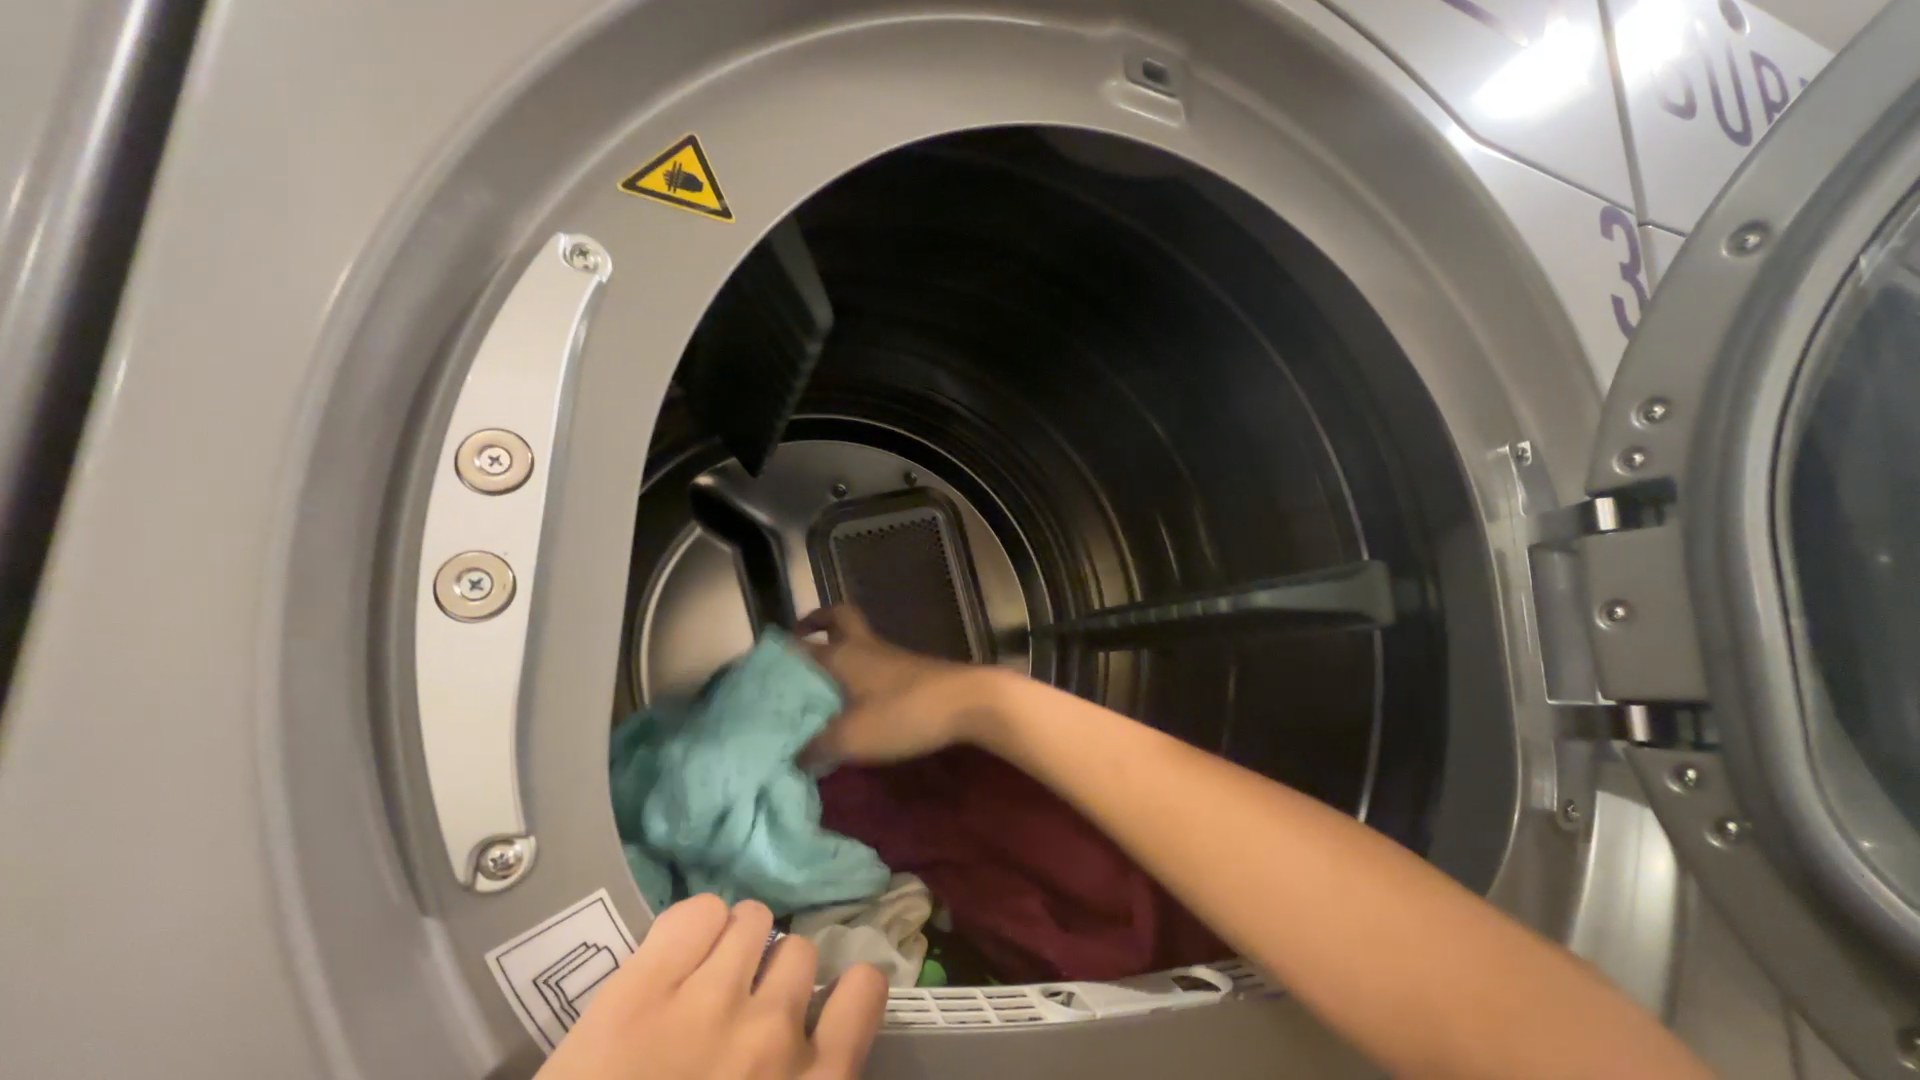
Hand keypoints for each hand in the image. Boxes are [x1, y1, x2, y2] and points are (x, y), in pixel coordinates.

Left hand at [533, 895, 886, 1079]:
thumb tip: (809, 1046)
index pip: (863, 992)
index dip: (844, 986)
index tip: (816, 998)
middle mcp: (774, 1034)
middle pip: (799, 950)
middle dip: (774, 969)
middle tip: (739, 999)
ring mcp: (710, 1002)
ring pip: (752, 919)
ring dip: (735, 940)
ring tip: (704, 970)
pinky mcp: (647, 985)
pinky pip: (700, 911)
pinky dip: (696, 924)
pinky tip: (676, 955)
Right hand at [796, 607, 1002, 766]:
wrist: (970, 703)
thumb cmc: (903, 714)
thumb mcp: (850, 739)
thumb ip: (816, 748)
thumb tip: (794, 758)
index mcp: (840, 655)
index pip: (797, 647)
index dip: (776, 655)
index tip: (756, 670)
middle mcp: (863, 647)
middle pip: (837, 619)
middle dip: (816, 624)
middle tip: (801, 641)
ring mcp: (891, 656)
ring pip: (858, 641)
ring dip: (839, 653)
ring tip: (821, 684)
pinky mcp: (912, 671)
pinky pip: (875, 662)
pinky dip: (860, 673)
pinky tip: (855, 702)